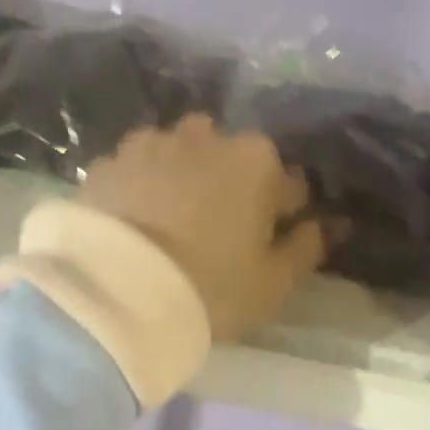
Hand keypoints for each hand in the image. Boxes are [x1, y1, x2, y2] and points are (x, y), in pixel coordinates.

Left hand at [79, 115, 325, 342]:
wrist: (116, 292)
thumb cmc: (210, 290)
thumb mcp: (273, 284)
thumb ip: (306, 249)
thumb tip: (324, 225)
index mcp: (257, 161)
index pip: (288, 185)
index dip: (282, 216)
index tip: (268, 243)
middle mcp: (206, 137)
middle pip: (229, 160)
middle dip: (229, 187)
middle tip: (217, 233)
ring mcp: (151, 144)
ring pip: (179, 156)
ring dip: (182, 178)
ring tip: (170, 222)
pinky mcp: (106, 164)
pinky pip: (135, 171)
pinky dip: (140, 188)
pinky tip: (133, 223)